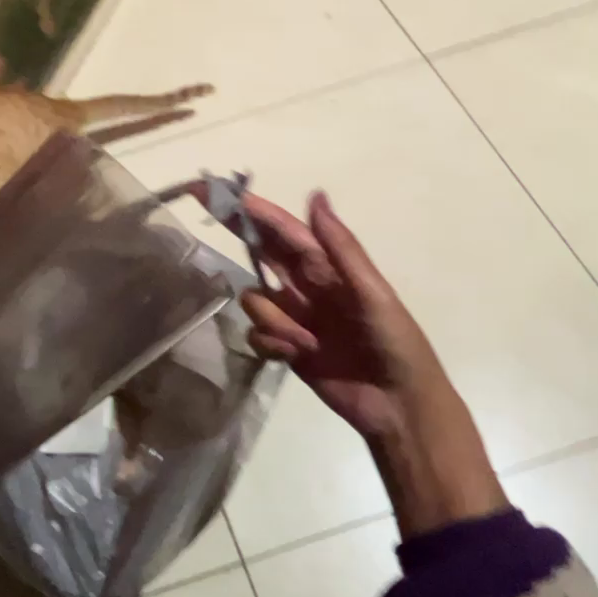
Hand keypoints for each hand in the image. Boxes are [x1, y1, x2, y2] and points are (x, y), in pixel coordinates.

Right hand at [236, 191, 436, 435]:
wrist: (399, 407)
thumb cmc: (395, 344)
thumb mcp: (372, 293)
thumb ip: (340, 247)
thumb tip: (315, 194)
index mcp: (327, 266)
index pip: (281, 229)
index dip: (251, 207)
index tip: (217, 189)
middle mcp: (305, 284)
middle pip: (259, 250)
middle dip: (236, 232)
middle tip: (198, 205)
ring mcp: (293, 316)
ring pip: (254, 300)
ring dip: (271, 319)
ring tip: (303, 342)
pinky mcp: (284, 346)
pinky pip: (256, 334)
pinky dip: (270, 344)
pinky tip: (294, 357)